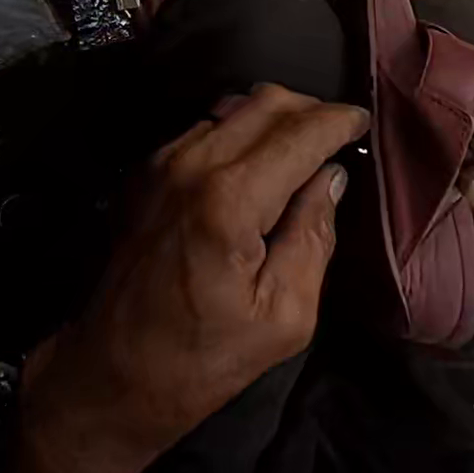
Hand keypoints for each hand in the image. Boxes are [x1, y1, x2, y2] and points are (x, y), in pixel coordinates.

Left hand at [0, 85, 368, 472]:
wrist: (112, 370)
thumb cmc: (202, 357)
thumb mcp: (284, 315)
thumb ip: (313, 235)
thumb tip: (331, 178)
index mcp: (230, 200)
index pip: (299, 134)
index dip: (338, 120)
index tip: (361, 121)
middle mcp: (192, 163)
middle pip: (265, 101)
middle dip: (310, 109)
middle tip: (335, 134)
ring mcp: (163, 162)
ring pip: (234, 107)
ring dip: (274, 119)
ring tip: (299, 151)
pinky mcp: (147, 170)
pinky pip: (207, 128)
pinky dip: (240, 132)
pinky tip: (255, 166)